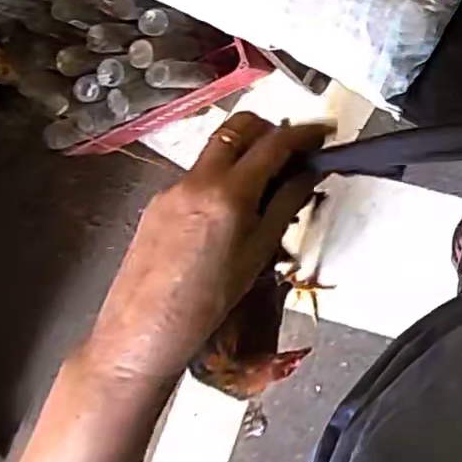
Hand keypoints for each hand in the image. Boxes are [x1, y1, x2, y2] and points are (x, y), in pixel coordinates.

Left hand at [81, 113, 321, 386]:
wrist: (140, 335)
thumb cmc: (207, 301)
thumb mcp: (260, 250)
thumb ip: (287, 202)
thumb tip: (308, 173)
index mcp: (229, 192)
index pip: (275, 142)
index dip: (305, 133)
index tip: (321, 133)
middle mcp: (198, 180)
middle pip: (240, 125)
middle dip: (271, 127)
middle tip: (292, 146)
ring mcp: (173, 188)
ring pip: (217, 148)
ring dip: (246, 150)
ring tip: (266, 181)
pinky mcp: (158, 202)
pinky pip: (198, 173)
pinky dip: (223, 175)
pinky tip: (232, 207)